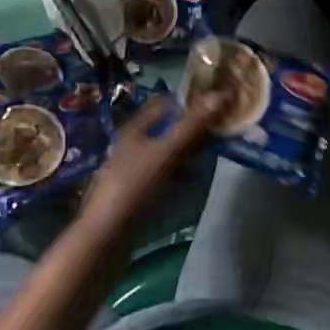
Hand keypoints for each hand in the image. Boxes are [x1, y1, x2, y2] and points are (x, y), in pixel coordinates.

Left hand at [79, 94, 225, 229]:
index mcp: (133, 129)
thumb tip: (222, 94)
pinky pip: (162, 176)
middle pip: (165, 130)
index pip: (164, 104)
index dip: (189, 102)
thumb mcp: (166, 153)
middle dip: (191, 131)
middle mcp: (130, 145)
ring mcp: (131, 170)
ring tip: (209, 157)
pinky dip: (178, 176)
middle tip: (220, 132)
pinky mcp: (135, 193)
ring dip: (186, 154)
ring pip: (165, 154)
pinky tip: (190, 184)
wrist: (107, 236)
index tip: (217, 105)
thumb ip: (192, 125)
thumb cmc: (136, 187)